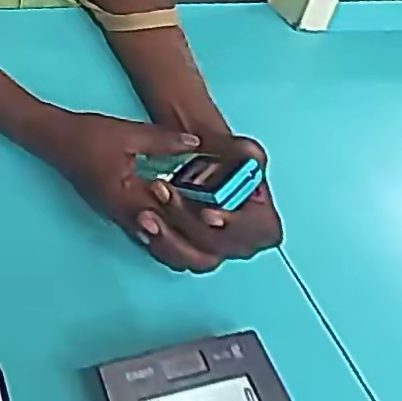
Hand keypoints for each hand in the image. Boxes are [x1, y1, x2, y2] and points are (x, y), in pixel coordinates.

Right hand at [30, 109, 226, 271]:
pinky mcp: (116, 212)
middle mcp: (124, 215)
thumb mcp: (127, 133)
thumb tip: (195, 143)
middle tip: (221, 243)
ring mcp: (118, 217)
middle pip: (165, 248)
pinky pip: (146, 235)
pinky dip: (166, 235)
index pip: (170, 225)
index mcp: (128, 198)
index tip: (220, 221)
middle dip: (194, 251)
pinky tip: (179, 223)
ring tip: (206, 237)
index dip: (196, 226)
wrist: (53, 139)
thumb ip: (163, 140)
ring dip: (181, 246)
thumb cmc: (86, 136)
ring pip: (156, 247)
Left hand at [142, 135, 282, 264]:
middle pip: (218, 246)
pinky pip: (172, 255)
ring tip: (145, 213)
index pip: (260, 232)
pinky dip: (155, 241)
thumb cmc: (216, 150)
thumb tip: (249, 157)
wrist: (193, 154)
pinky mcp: (184, 244)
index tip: (208, 213)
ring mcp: (210, 244)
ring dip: (168, 237)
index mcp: (259, 216)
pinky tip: (141, 219)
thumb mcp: (231, 143)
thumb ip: (241, 150)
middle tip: (163, 192)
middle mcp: (237, 237)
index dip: (236, 226)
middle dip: (188, 222)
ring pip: (193, 258)